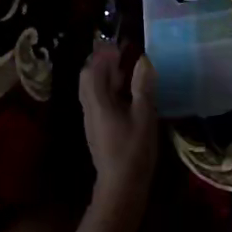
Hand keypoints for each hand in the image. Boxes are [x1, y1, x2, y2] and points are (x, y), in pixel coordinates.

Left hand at [80, 42, 157, 182]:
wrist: (120, 186)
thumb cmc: (133, 151)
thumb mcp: (144, 117)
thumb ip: (143, 87)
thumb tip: (143, 60)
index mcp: (98, 102)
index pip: (91, 70)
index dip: (103, 55)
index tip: (118, 45)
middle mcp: (89, 108)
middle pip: (88, 79)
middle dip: (101, 64)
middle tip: (121, 55)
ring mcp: (91, 120)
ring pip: (92, 91)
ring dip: (105, 78)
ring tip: (126, 71)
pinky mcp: (97, 130)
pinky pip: (98, 102)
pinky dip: (109, 91)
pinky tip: (126, 95)